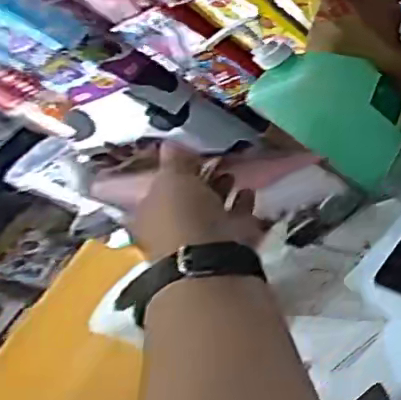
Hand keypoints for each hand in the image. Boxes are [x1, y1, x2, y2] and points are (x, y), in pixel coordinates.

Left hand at [129, 143, 263, 259]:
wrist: (211, 257)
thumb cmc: (183, 216)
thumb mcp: (174, 181)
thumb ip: (175, 162)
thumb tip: (170, 142)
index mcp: (150, 211)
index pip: (161, 186)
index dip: (176, 170)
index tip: (193, 153)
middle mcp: (172, 225)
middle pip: (188, 198)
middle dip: (201, 180)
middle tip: (217, 162)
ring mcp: (202, 236)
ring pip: (213, 209)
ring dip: (223, 192)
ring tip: (235, 175)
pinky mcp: (229, 242)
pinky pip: (237, 219)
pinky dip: (242, 205)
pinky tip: (250, 192)